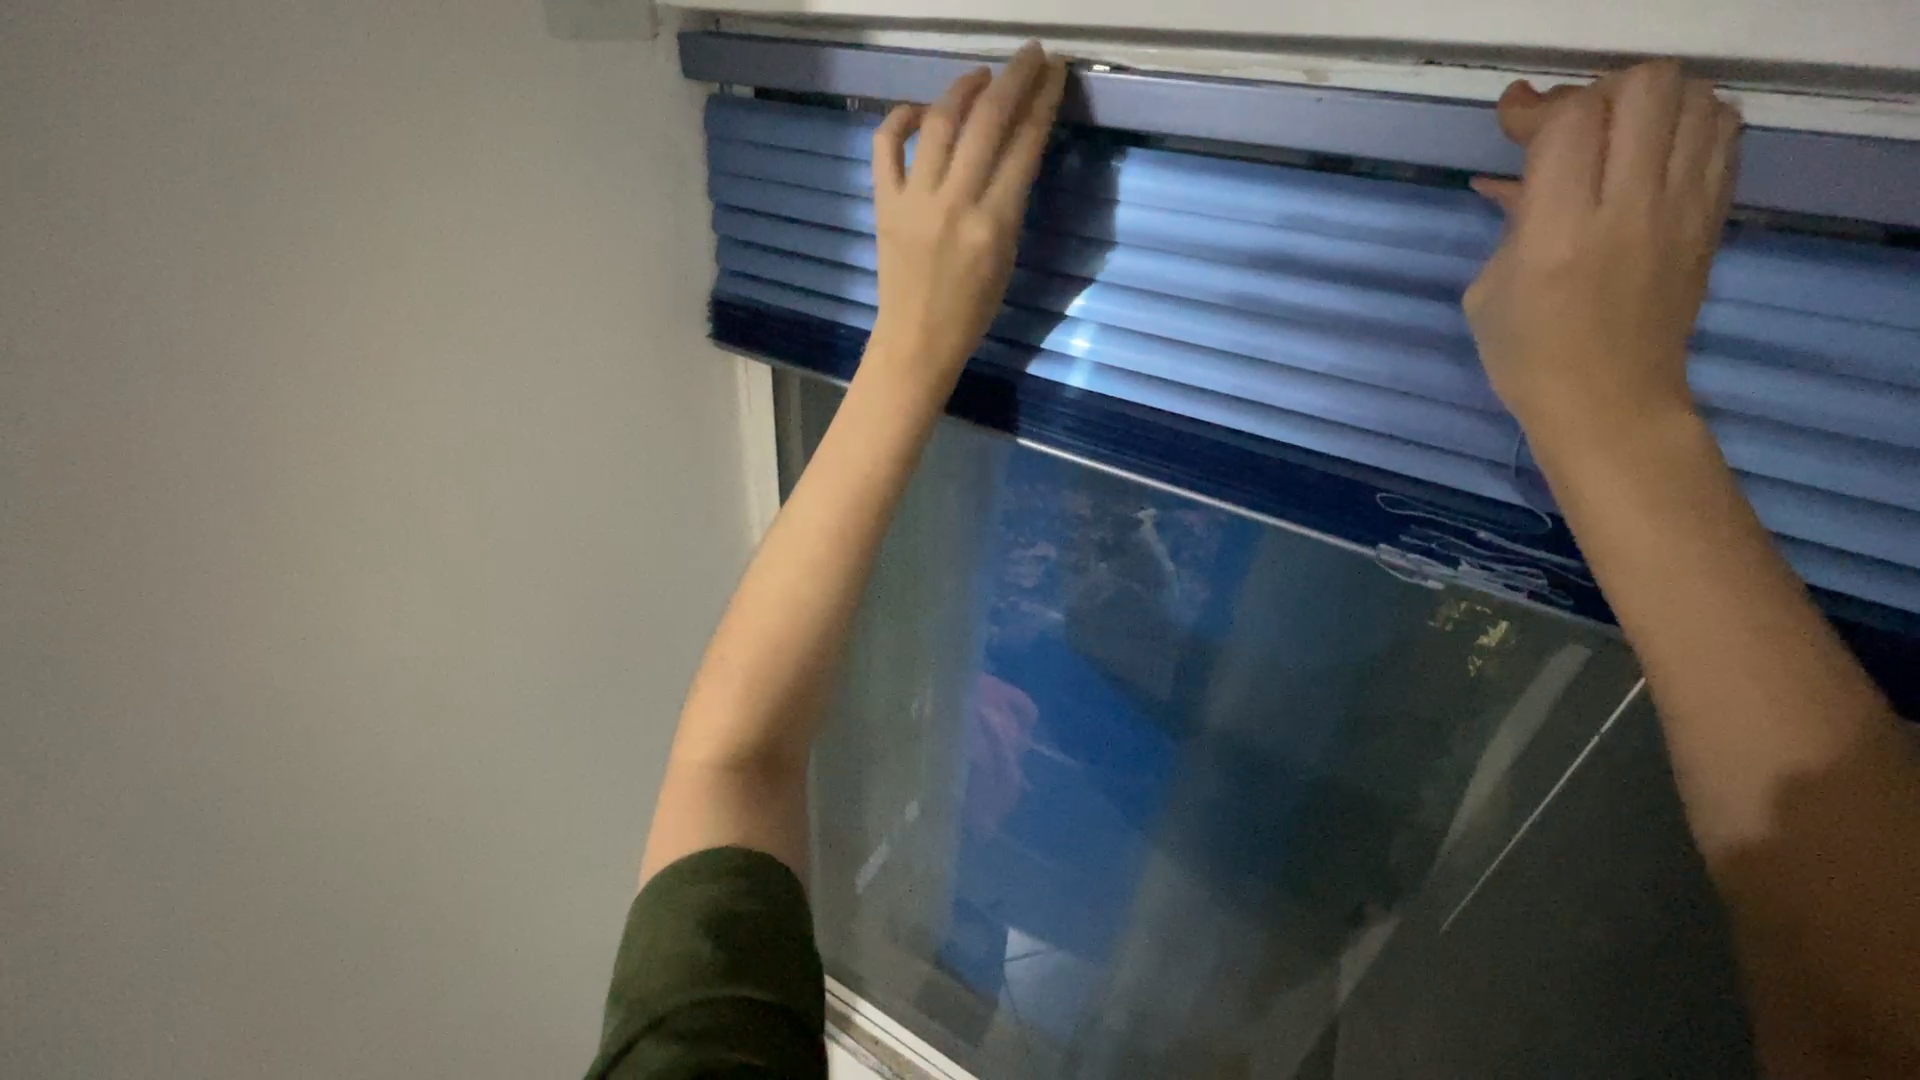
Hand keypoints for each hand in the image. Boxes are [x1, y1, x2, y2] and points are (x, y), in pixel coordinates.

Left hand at [864, 42, 1067, 394]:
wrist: (917, 340)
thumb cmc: (971, 311)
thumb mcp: (1007, 259)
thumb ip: (1010, 204)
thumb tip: (1013, 150)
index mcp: (994, 225)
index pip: (1024, 146)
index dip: (1042, 102)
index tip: (1055, 74)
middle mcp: (955, 204)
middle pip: (988, 121)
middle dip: (1014, 79)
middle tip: (1031, 56)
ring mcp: (914, 200)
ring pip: (938, 122)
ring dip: (962, 88)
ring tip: (981, 77)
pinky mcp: (884, 203)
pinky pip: (885, 145)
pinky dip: (900, 119)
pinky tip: (919, 111)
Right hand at [1464, 61, 1742, 445]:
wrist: (1606, 402)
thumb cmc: (1527, 357)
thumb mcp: (1488, 290)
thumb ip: (1511, 221)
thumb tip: (1512, 177)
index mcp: (1557, 234)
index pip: (1570, 122)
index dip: (1537, 106)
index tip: (1511, 117)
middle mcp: (1628, 209)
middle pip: (1643, 89)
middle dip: (1596, 91)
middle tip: (1567, 123)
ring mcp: (1681, 210)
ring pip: (1693, 99)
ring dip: (1647, 101)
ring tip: (1613, 131)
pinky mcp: (1712, 217)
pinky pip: (1719, 134)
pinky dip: (1686, 122)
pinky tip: (1650, 149)